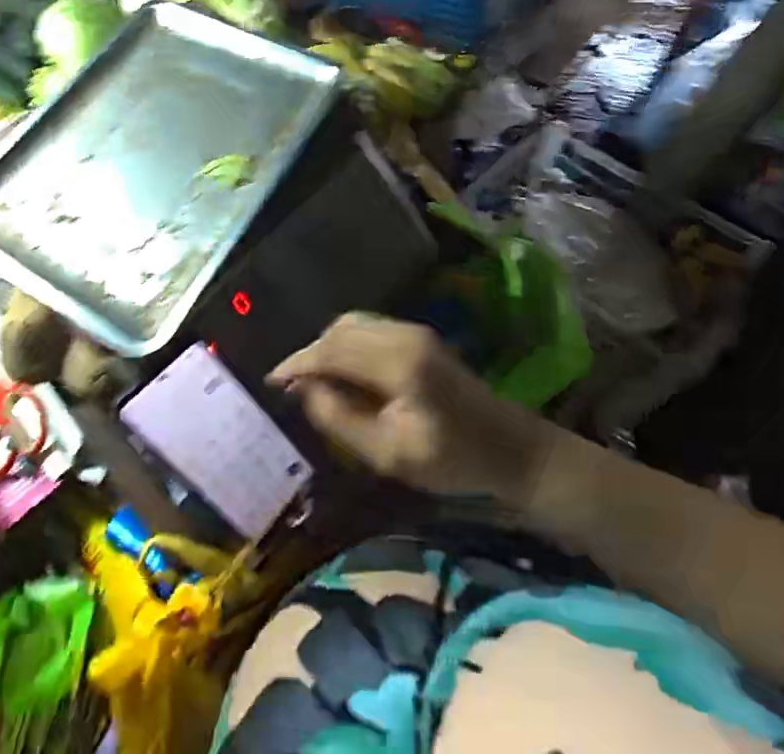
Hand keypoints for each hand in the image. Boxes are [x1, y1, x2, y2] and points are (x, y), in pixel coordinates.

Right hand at [267, 313, 553, 499]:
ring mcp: (414, 332)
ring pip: (353, 325)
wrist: (511, 448)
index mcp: (399, 364)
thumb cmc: (452, 459)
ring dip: (327, 347)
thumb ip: (340, 419)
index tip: (272, 382)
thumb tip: (303, 390)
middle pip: (340, 330)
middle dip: (310, 354)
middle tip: (290, 386)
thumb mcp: (388, 453)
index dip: (297, 364)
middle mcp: (405, 336)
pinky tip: (341, 370)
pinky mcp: (419, 336)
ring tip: (313, 380)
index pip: (332, 351)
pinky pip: (368, 329)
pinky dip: (346, 344)